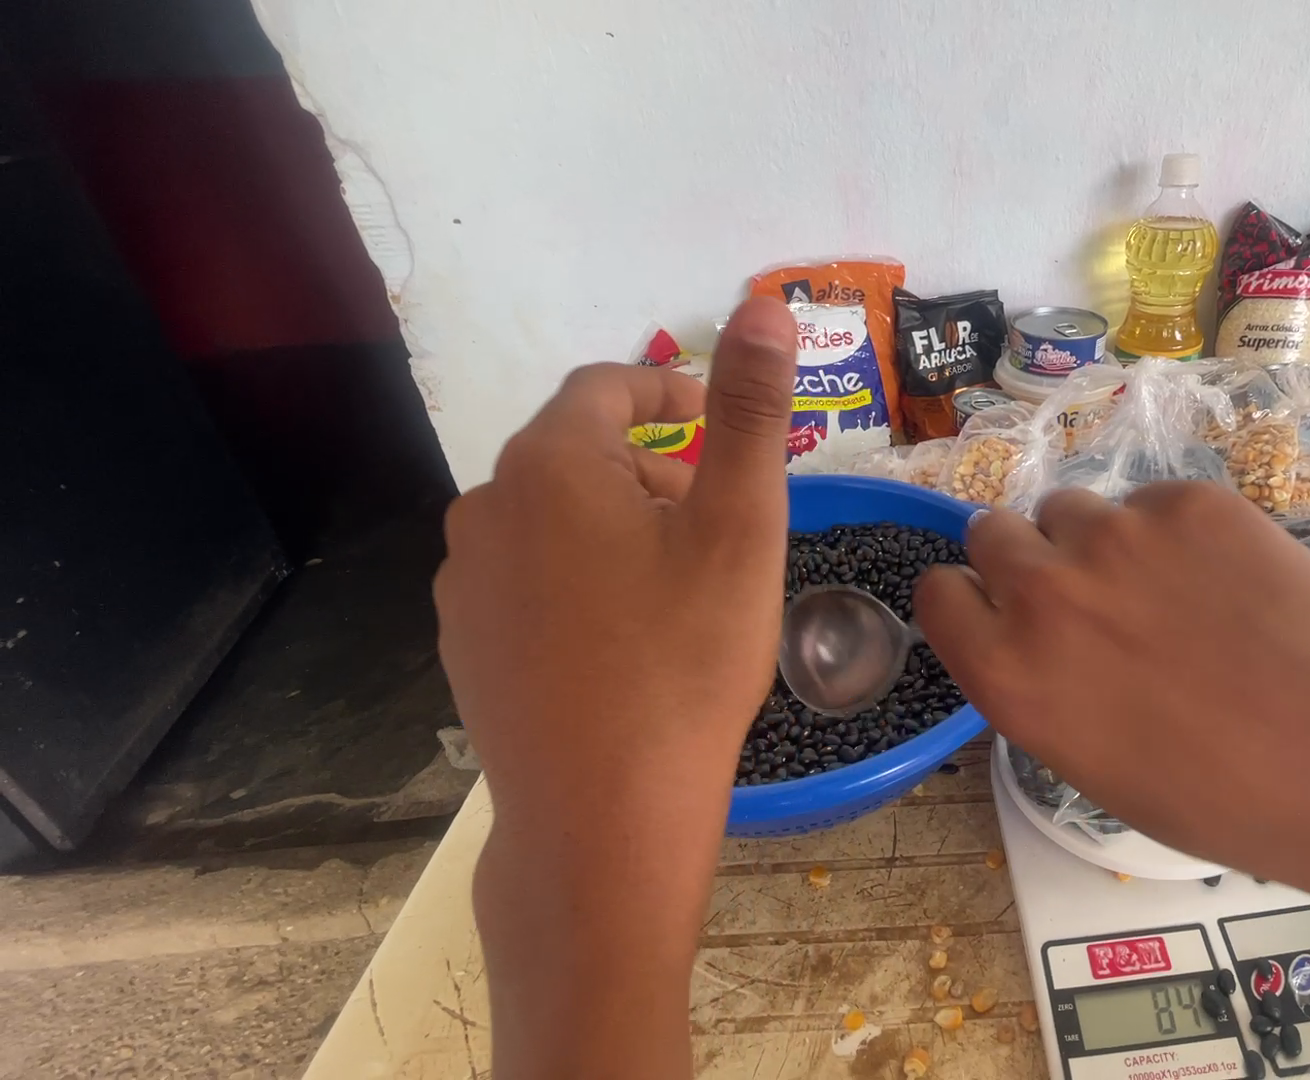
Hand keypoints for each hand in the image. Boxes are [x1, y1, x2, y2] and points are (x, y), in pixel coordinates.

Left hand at [436, 297, 797, 835]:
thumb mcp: (739, 525)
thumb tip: (765, 306)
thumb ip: (749, 410)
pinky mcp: (467, 643)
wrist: (603, 813)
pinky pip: (533, 576)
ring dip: (622, 523)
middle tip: (721, 519)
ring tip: (683, 581)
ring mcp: (466, 582)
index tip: (719, 418)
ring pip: (557, 518)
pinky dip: (586, 576)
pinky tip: (628, 635)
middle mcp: (488, 508)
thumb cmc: (686, 655)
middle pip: (582, 453)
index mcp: (552, 464)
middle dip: (657, 466)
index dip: (671, 391)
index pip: (609, 387)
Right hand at [916, 484, 1309, 894]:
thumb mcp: (1085, 757)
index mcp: (1007, 670)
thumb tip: (1026, 625)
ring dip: (1095, 543)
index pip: (937, 591)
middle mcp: (1042, 590)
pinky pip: (1149, 504)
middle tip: (1083, 596)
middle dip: (1024, 559)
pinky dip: (1170, 533)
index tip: (1000, 613)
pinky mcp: (1188, 501)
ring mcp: (1116, 534)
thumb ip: (1032, 678)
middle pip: (990, 531)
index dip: (969, 601)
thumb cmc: (1212, 793)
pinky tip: (1222, 579)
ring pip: (1070, 509)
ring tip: (1162, 588)